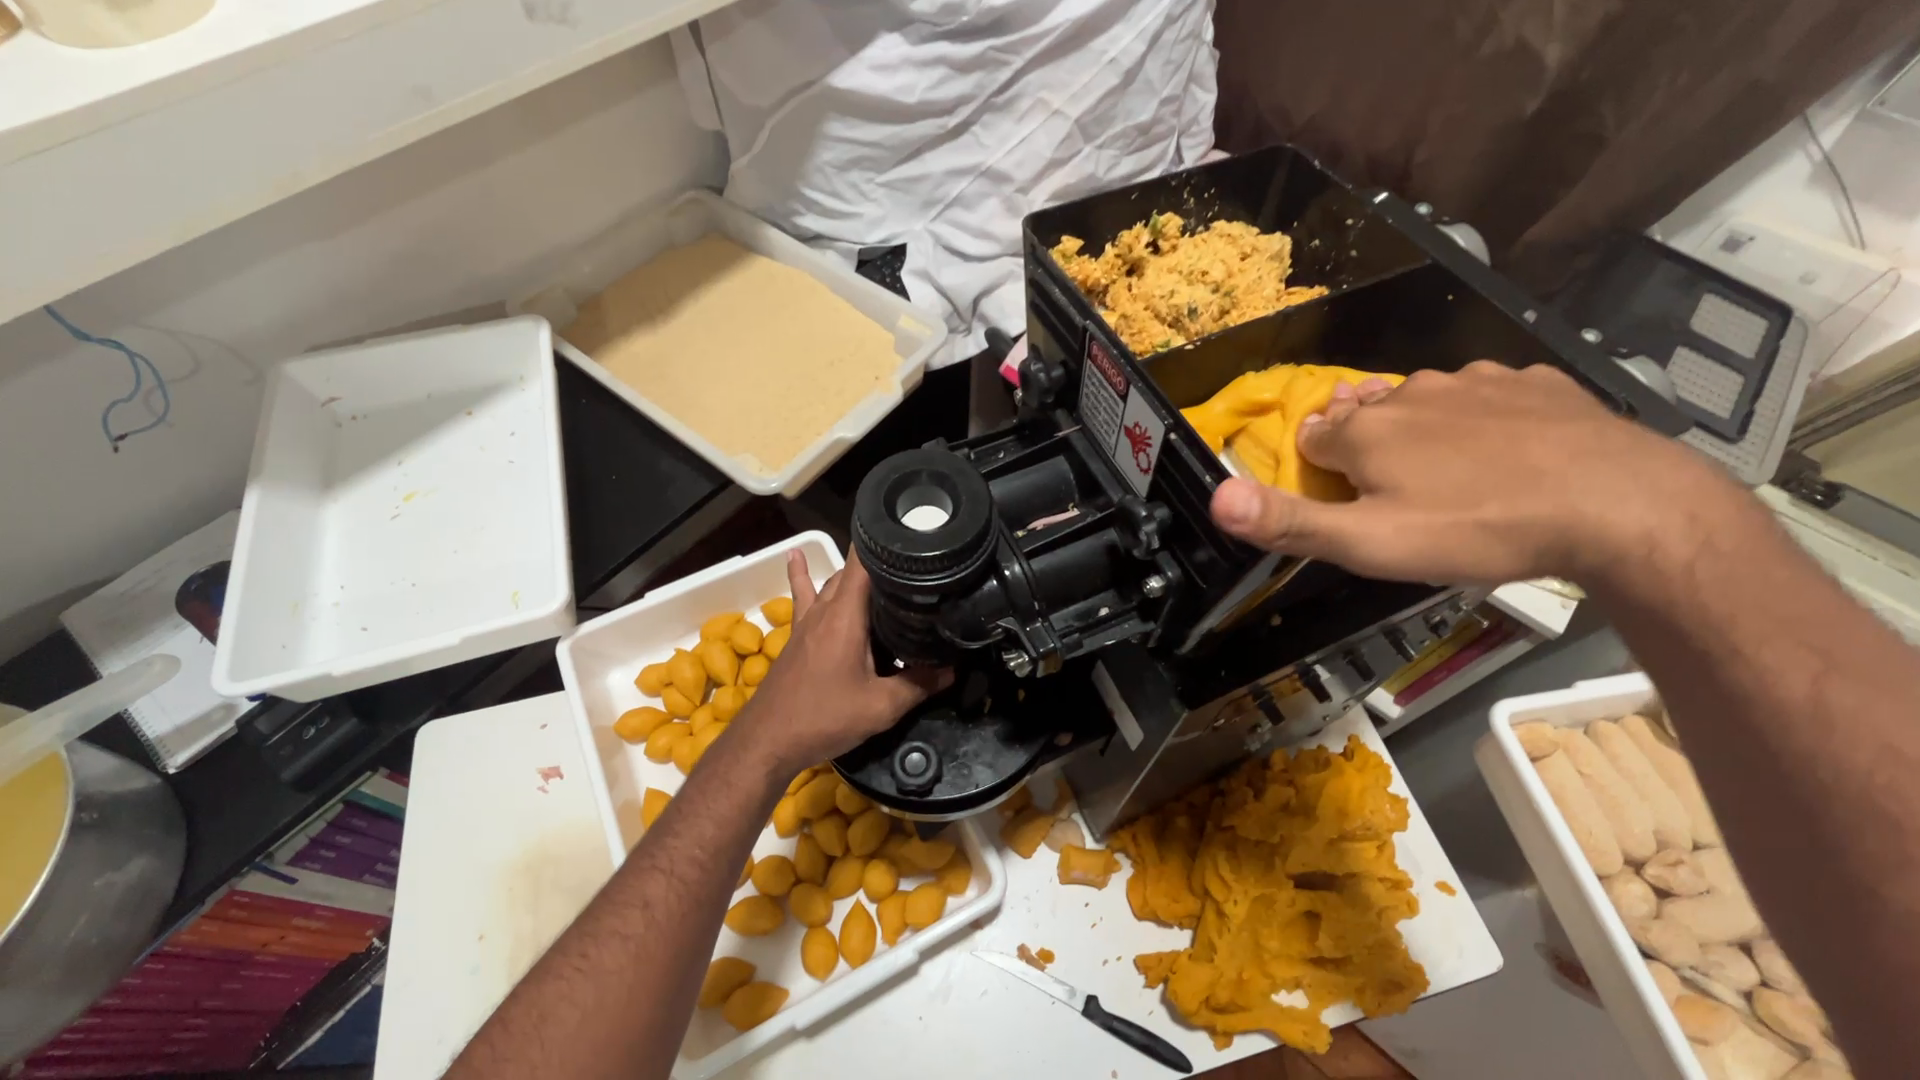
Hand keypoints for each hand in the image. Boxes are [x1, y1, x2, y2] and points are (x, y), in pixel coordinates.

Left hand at [735, 551, 950, 772]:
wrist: (768, 740)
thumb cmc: (824, 718)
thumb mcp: (881, 707)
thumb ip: (918, 685)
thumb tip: (951, 670)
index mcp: (846, 616)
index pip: (864, 562)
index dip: (885, 542)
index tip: (911, 531)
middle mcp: (824, 610)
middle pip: (852, 572)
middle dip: (880, 562)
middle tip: (912, 563)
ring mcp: (807, 622)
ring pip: (832, 584)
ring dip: (854, 575)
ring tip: (879, 568)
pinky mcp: (798, 637)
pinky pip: (806, 597)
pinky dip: (805, 576)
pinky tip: (797, 557)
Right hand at [1208, 362, 1737, 586]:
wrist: (1612, 503)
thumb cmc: (1476, 529)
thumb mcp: (1370, 544)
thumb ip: (1290, 523)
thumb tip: (1216, 499)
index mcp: (1364, 432)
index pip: (1313, 439)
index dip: (1320, 472)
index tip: (1342, 500)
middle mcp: (1408, 393)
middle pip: (1365, 416)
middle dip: (1366, 447)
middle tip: (1395, 494)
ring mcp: (1474, 381)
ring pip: (1424, 402)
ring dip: (1421, 430)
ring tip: (1451, 477)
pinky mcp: (1531, 382)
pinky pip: (1487, 396)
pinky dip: (1482, 419)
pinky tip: (1507, 453)